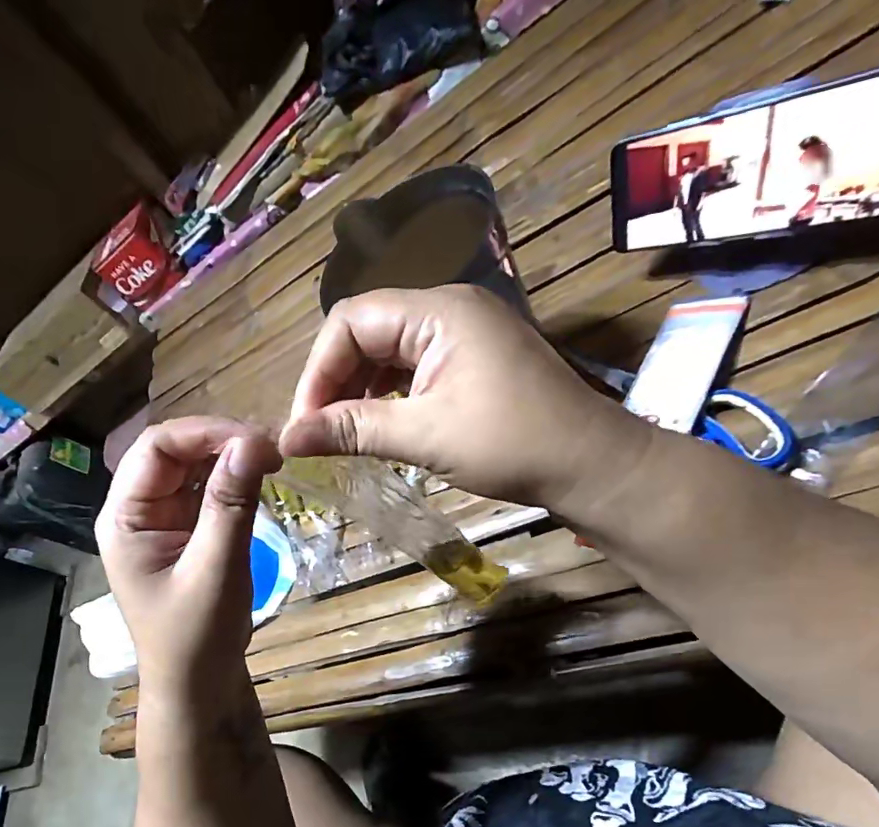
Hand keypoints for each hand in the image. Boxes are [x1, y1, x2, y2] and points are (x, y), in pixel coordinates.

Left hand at [97, 417, 282, 699]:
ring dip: (229, 458)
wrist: (198, 687)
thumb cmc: (196, 637)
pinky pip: (207, 492)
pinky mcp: (187, 534)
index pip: (156, 448)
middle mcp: (138, 512)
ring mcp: (162, 522)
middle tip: (271, 450)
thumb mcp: (216, 569)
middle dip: (219, 442)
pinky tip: (258, 478)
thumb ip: (231, 505)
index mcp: (124, 518)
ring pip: (192, 469)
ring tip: (270, 459)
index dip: (205, 433)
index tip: (256, 440)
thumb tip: (254, 443)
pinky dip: (233, 480)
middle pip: (173, 452)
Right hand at [276, 285, 652, 515]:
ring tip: (341, 433)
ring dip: (357, 389)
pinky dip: (386, 394)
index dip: (318, 371)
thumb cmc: (511, 444)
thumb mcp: (424, 436)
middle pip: (366, 331)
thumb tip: (287, 438)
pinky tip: (376, 425)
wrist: (591, 465)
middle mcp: (447, 309)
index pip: (351, 320)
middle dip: (335, 381)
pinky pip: (410, 366)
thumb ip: (352, 430)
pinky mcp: (470, 358)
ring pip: (386, 350)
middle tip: (318, 432)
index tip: (306, 424)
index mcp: (437, 311)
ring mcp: (462, 332)